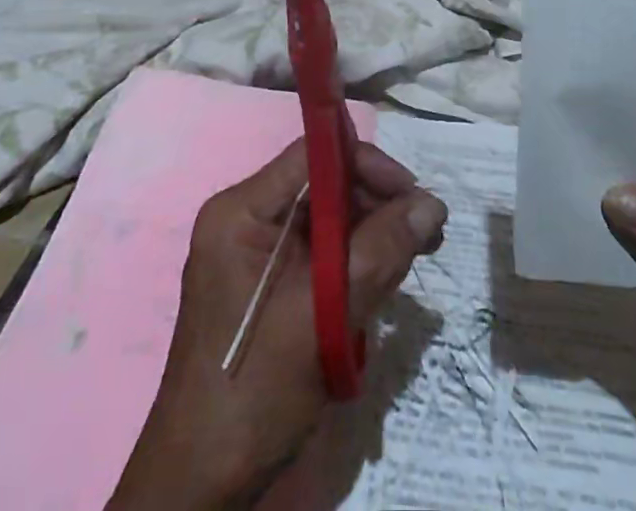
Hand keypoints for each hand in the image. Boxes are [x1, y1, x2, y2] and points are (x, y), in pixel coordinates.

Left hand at [108, 139, 446, 509]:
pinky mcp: (274, 288)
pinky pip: (325, 258)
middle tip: (427, 238)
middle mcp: (249, 223)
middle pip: (326, 188)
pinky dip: (359, 267)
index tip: (414, 197)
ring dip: (374, 239)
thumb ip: (379, 251)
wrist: (203, 481)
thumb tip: (432, 204)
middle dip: (378, 207)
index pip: (313, 156)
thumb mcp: (323, 314)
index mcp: (241, 213)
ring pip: (332, 224)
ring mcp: (260, 257)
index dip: (367, 165)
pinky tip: (382, 290)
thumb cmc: (254, 390)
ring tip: (411, 265)